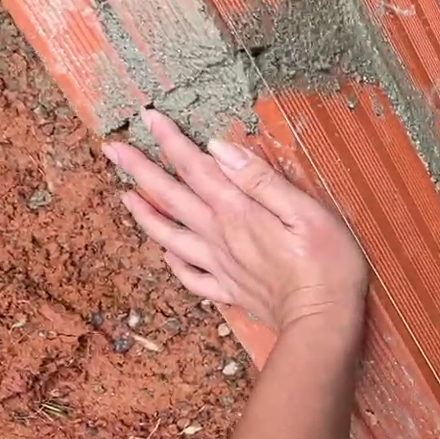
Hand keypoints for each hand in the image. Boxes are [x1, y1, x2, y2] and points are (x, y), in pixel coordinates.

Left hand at [104, 110, 368, 335]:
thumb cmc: (327, 265)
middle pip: (171, 197)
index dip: (170, 141)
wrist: (323, 321)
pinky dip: (173, 262)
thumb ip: (262, 181)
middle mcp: (220, 237)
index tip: (148, 117)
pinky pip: (190, 277)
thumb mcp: (307, 211)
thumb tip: (221, 149)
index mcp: (238, 212)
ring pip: (169, 236)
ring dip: (144, 214)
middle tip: (112, 148)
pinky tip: (166, 253)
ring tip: (125, 196)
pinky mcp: (230, 291)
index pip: (196, 168)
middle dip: (140, 169)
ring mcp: (221, 267)